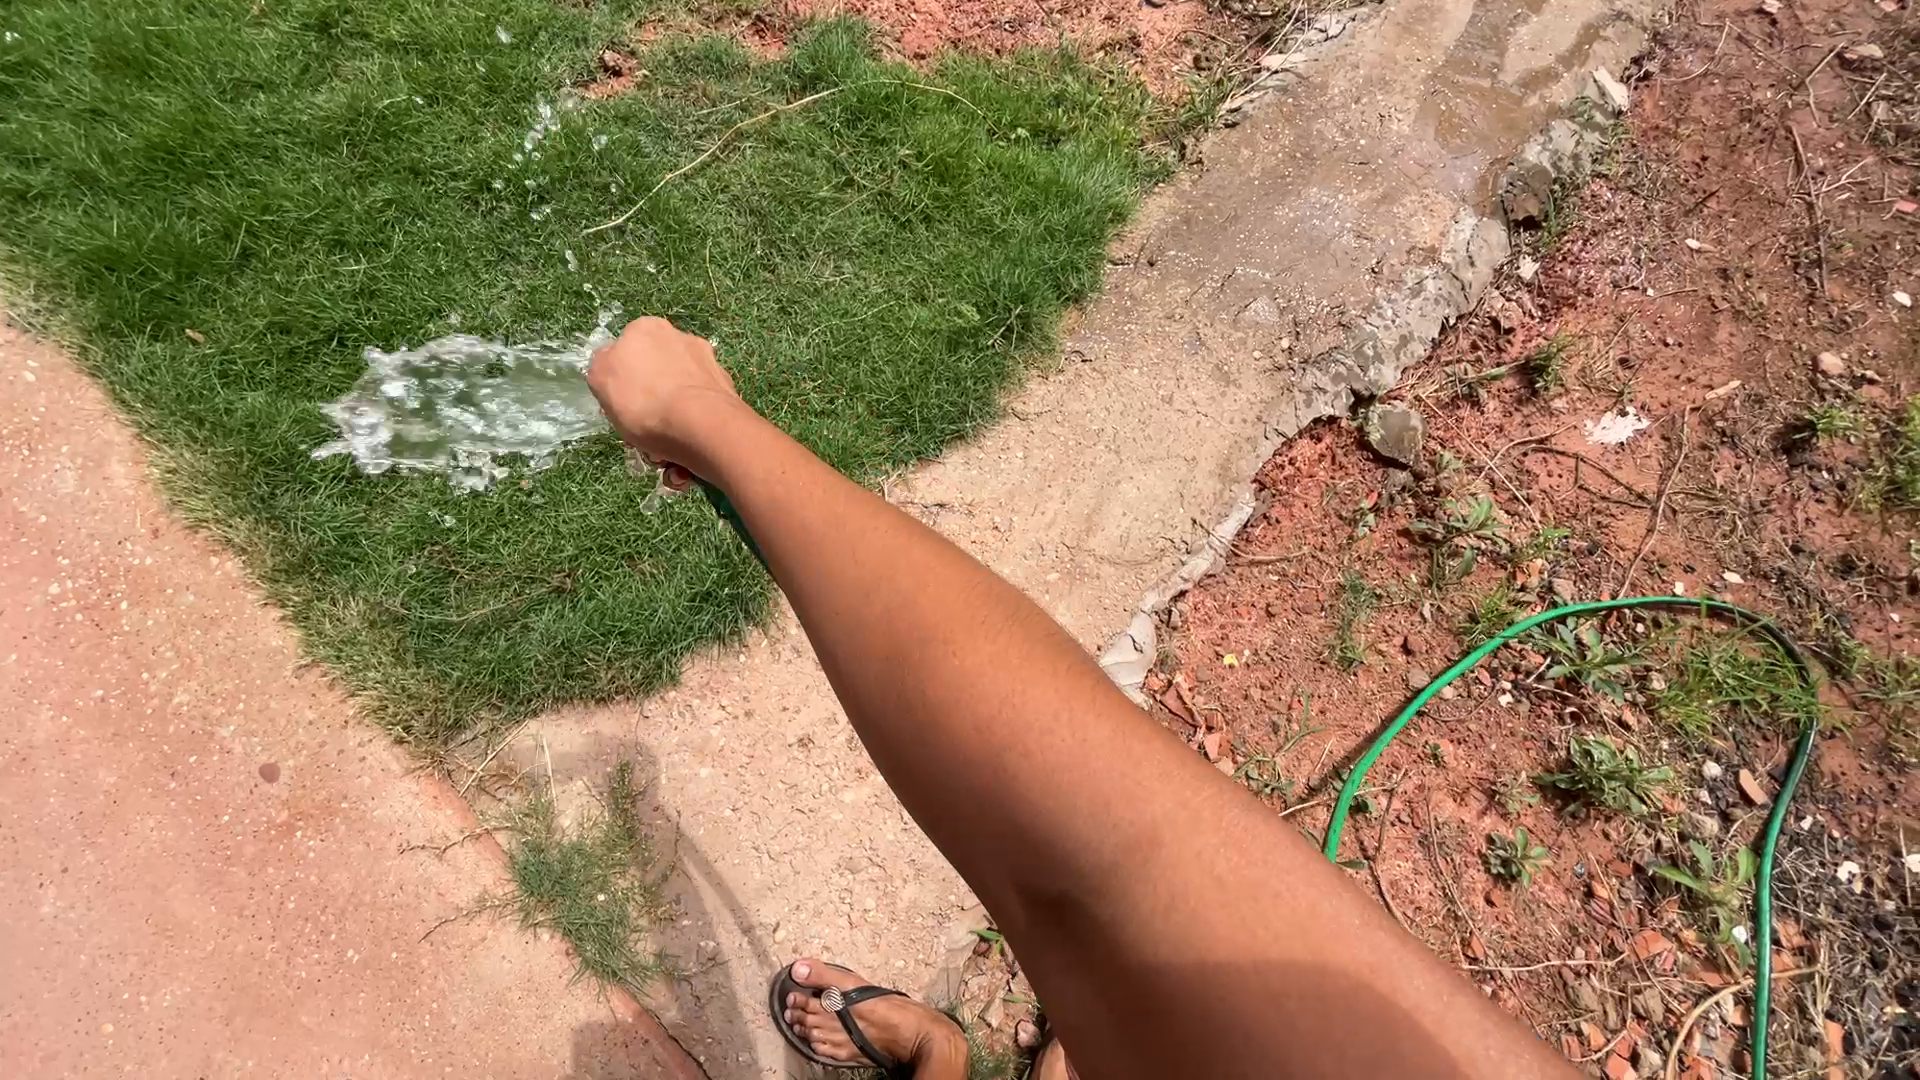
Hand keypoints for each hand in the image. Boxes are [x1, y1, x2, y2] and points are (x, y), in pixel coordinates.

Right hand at [587, 317, 743, 486]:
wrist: (702, 426)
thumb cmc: (643, 402)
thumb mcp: (599, 377)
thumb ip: (604, 367)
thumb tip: (614, 366)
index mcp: (650, 330)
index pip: (630, 355)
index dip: (623, 386)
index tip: (623, 408)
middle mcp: (686, 343)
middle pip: (658, 384)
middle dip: (649, 415)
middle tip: (645, 438)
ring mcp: (711, 371)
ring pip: (680, 408)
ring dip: (669, 436)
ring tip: (666, 458)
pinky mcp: (730, 399)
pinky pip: (702, 423)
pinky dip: (692, 443)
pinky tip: (685, 463)